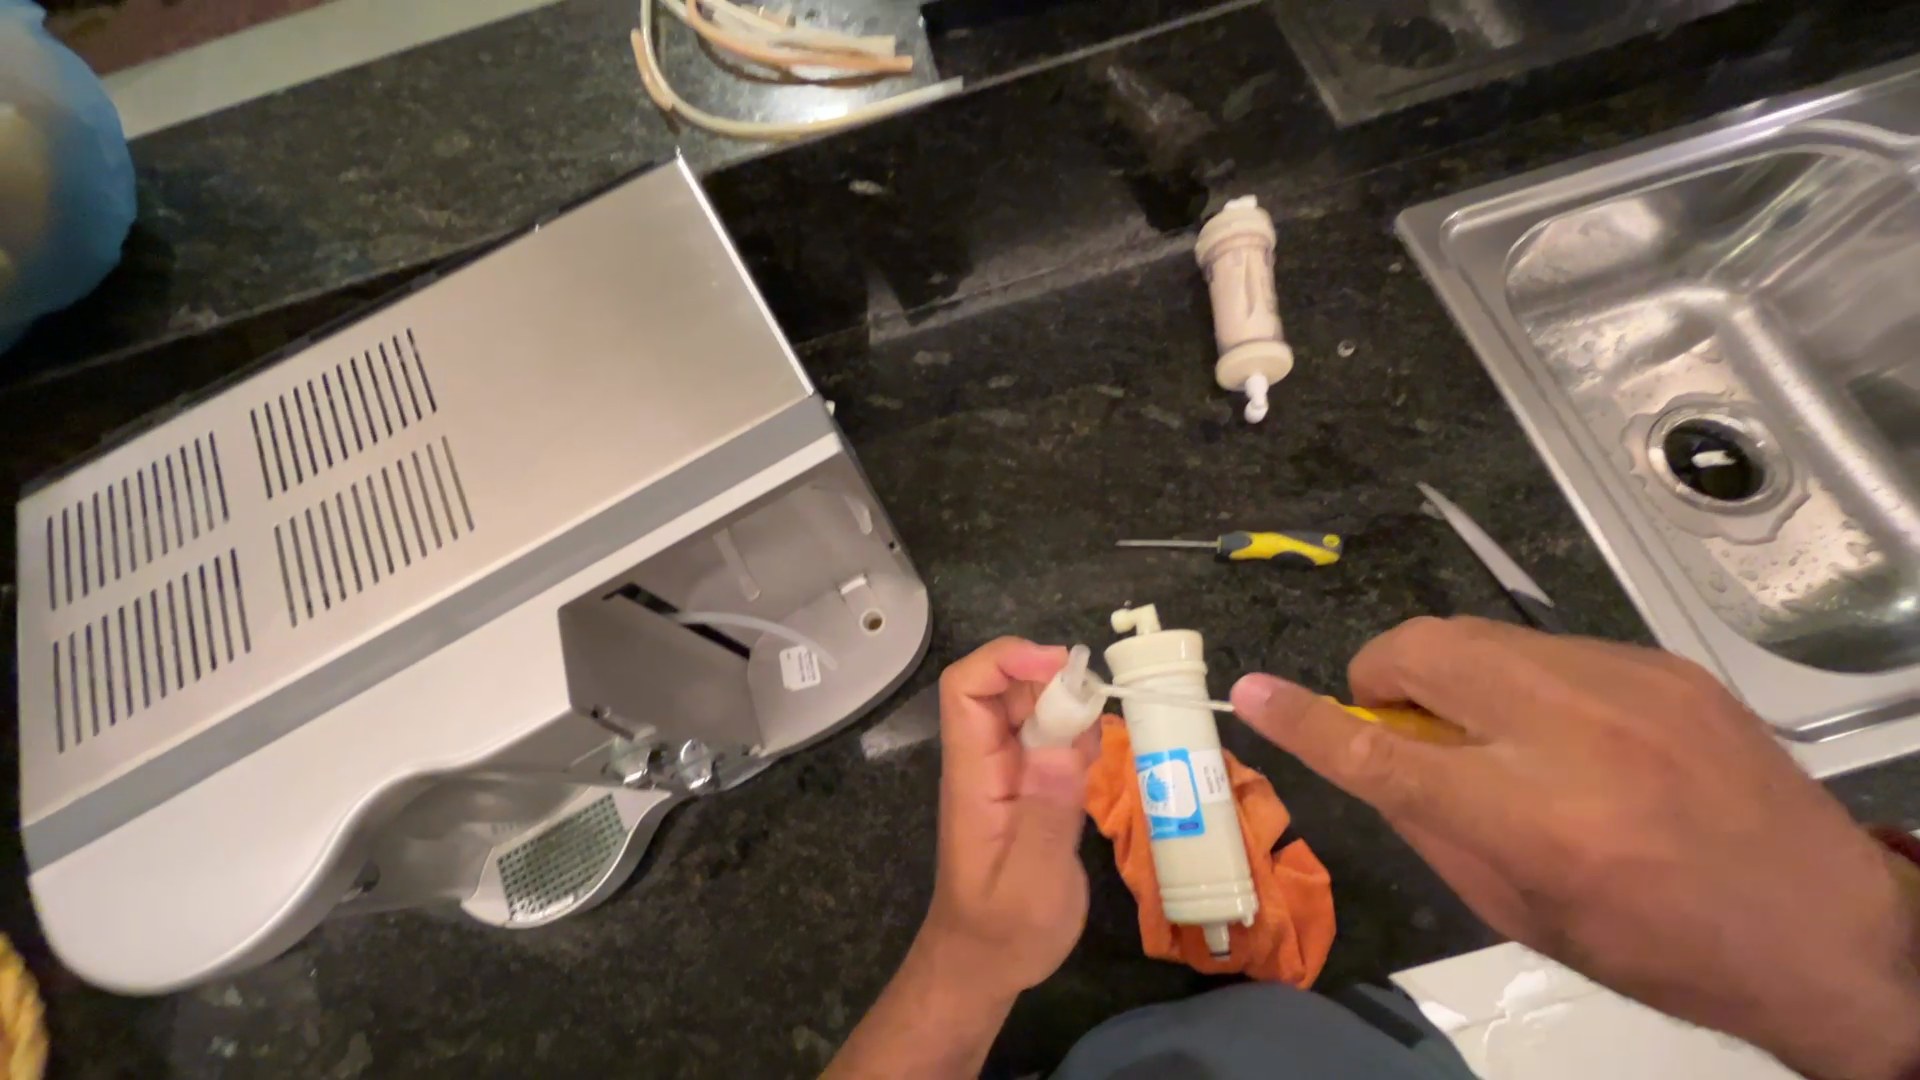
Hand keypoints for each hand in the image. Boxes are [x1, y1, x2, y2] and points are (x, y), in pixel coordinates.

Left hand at [824, 639, 1094, 1079]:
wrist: (988, 961)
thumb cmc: (1002, 930)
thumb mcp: (1031, 884)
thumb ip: (1045, 814)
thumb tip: (1062, 745)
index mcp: (972, 772)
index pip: (965, 687)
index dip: (1006, 659)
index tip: (1061, 665)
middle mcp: (986, 759)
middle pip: (1004, 687)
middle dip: (1049, 679)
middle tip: (1096, 706)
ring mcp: (1007, 769)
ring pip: (1030, 706)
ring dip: (1068, 707)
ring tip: (1097, 744)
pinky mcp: (1030, 783)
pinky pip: (1050, 736)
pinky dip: (1076, 734)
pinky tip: (1093, 762)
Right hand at [1231, 616, 1919, 1079]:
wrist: (1837, 932)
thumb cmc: (1650, 943)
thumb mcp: (1512, 906)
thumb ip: (1423, 818)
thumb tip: (1367, 750)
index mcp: (1530, 821)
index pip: (1377, 755)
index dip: (1304, 720)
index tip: (1250, 692)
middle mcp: (1571, 735)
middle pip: (1418, 652)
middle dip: (1383, 674)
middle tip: (1404, 720)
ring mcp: (1622, 684)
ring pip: (1471, 634)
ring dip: (1448, 674)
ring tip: (1488, 726)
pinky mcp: (1658, 663)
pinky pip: (1538, 647)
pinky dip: (1515, 680)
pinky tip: (1564, 728)